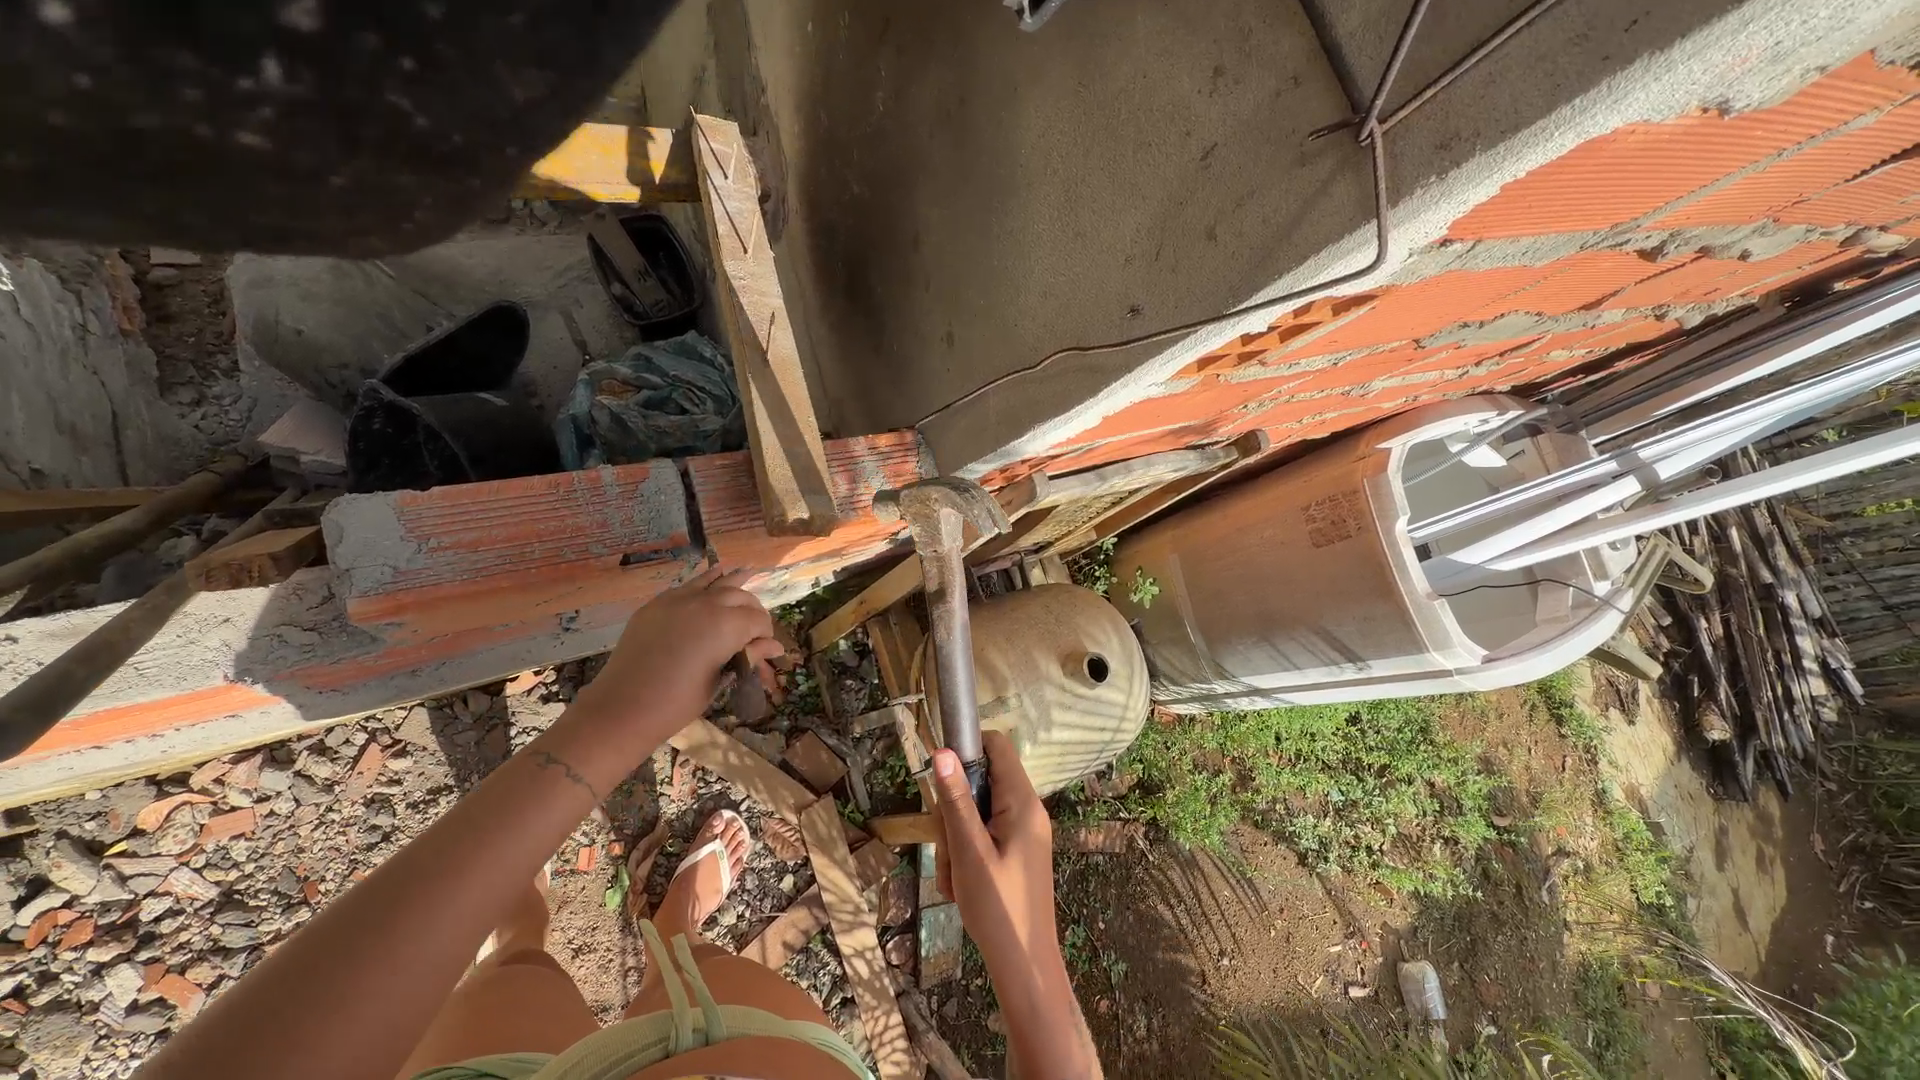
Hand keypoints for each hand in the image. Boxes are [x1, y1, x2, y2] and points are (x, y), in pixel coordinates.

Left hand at [566, 568, 781, 759]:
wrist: (622, 707)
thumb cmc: (677, 703)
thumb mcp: (718, 681)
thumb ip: (746, 658)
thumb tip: (773, 648)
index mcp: (726, 625)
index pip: (758, 620)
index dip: (765, 635)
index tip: (765, 652)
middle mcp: (706, 603)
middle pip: (740, 597)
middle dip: (752, 611)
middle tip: (754, 631)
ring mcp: (678, 599)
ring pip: (716, 582)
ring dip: (733, 584)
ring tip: (746, 576)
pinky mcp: (657, 603)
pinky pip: (689, 585)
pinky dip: (706, 581)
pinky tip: (714, 577)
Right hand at [933, 733, 1102, 1078]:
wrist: (1024, 964)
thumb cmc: (998, 907)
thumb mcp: (969, 851)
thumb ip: (955, 801)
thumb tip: (943, 752)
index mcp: (1023, 802)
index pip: (997, 747)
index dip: (966, 749)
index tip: (938, 775)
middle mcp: (1027, 811)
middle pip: (979, 784)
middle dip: (953, 814)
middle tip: (950, 850)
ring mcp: (1022, 833)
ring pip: (974, 815)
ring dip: (956, 843)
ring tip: (956, 878)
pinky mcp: (1015, 853)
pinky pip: (982, 838)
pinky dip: (966, 858)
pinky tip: (962, 888)